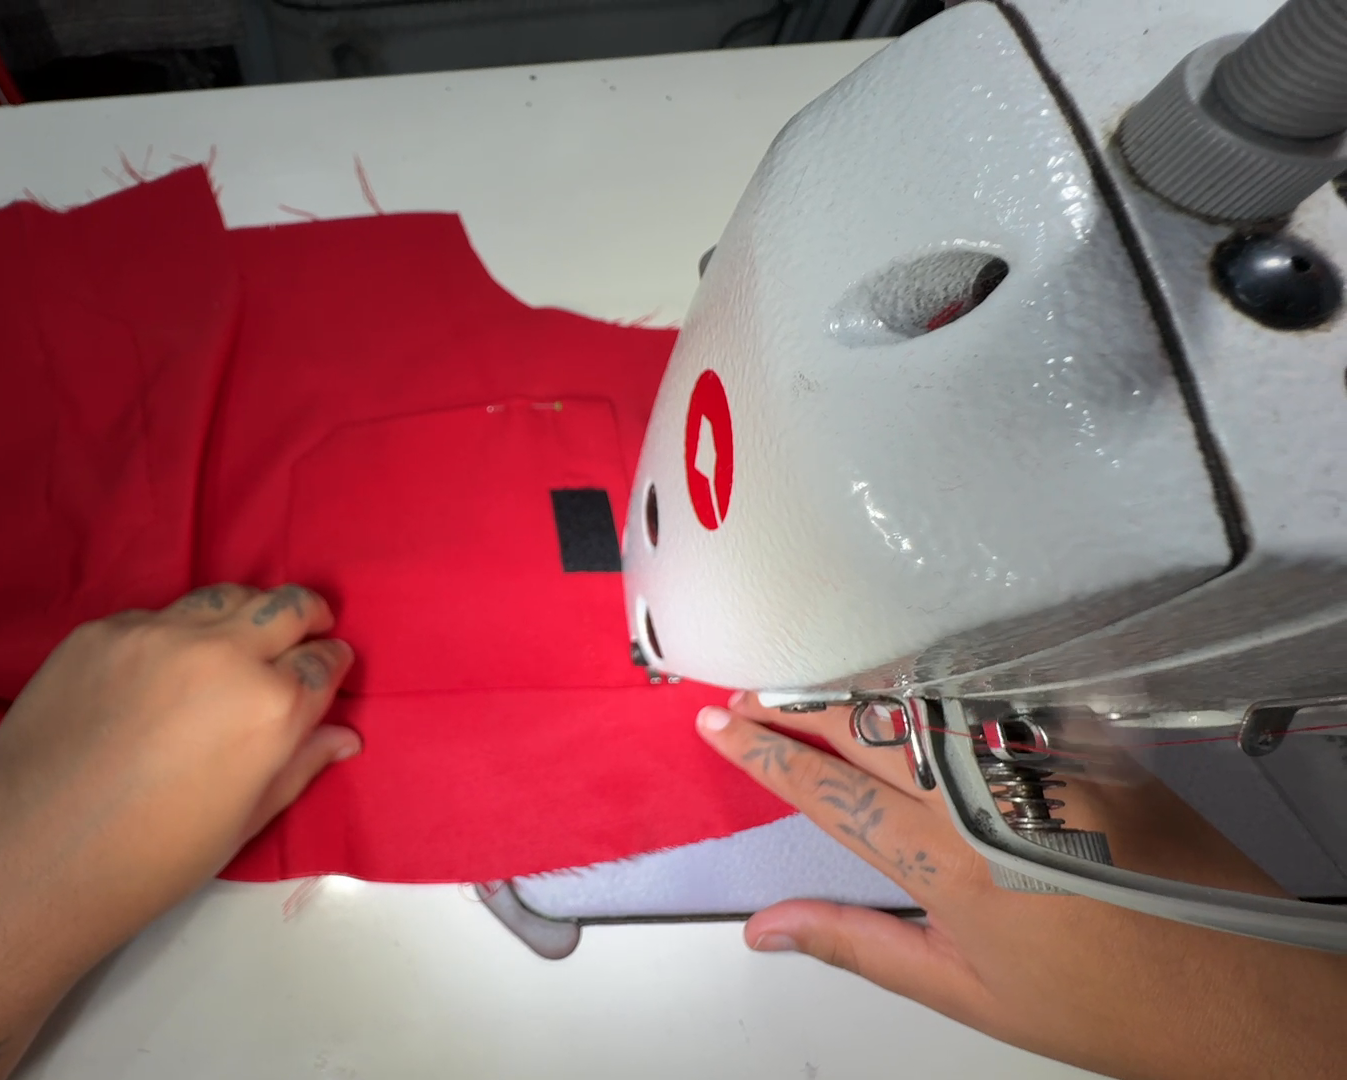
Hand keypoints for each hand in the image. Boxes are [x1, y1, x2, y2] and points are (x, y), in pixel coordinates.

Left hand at [0, 584, 357, 1079]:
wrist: (28, 862)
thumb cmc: (152, 861)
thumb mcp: (243, 823)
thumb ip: (300, 765)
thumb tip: (345, 735)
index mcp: (270, 706)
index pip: (323, 663)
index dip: (333, 665)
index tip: (330, 667)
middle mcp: (223, 653)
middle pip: (286, 607)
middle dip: (308, 615)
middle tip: (308, 628)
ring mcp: (156, 633)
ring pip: (224, 597)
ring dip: (247, 613)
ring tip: (242, 636)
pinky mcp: (101, 630)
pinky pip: (157, 617)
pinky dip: (176, 634)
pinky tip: (161, 669)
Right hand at [698, 694, 1346, 1079]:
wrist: (1270, 998)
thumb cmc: (1117, 1007)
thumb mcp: (967, 994)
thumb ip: (853, 944)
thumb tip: (766, 929)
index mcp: (952, 868)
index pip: (824, 791)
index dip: (760, 753)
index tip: (717, 727)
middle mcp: (991, 804)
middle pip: (858, 729)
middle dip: (786, 707)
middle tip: (742, 699)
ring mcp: (1041, 766)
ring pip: (911, 704)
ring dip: (840, 692)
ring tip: (796, 690)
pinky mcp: (1082, 746)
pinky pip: (975, 701)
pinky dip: (914, 690)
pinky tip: (888, 690)